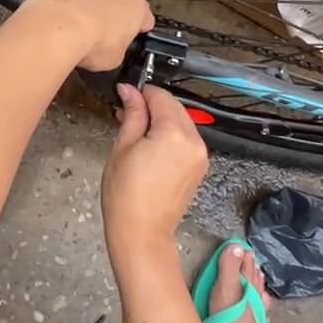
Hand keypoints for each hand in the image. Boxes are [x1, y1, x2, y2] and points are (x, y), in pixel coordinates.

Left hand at [17, 0, 153, 71]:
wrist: (60, 26)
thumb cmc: (94, 42)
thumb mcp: (115, 59)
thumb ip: (118, 50)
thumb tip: (110, 50)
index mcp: (137, 5)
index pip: (145, 19)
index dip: (138, 32)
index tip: (131, 40)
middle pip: (121, 3)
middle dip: (115, 17)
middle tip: (105, 37)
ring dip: (93, 10)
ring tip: (82, 31)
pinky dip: (73, 7)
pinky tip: (66, 24)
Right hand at [102, 84, 208, 251]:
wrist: (141, 232)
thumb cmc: (126, 193)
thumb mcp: (123, 146)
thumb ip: (132, 114)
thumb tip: (129, 91)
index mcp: (175, 133)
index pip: (161, 97)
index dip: (141, 93)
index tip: (124, 97)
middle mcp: (194, 141)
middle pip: (175, 107)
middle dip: (152, 106)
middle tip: (126, 115)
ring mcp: (200, 156)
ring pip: (181, 123)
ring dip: (161, 121)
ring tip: (135, 133)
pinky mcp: (198, 168)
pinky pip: (185, 141)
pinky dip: (170, 136)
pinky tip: (149, 146)